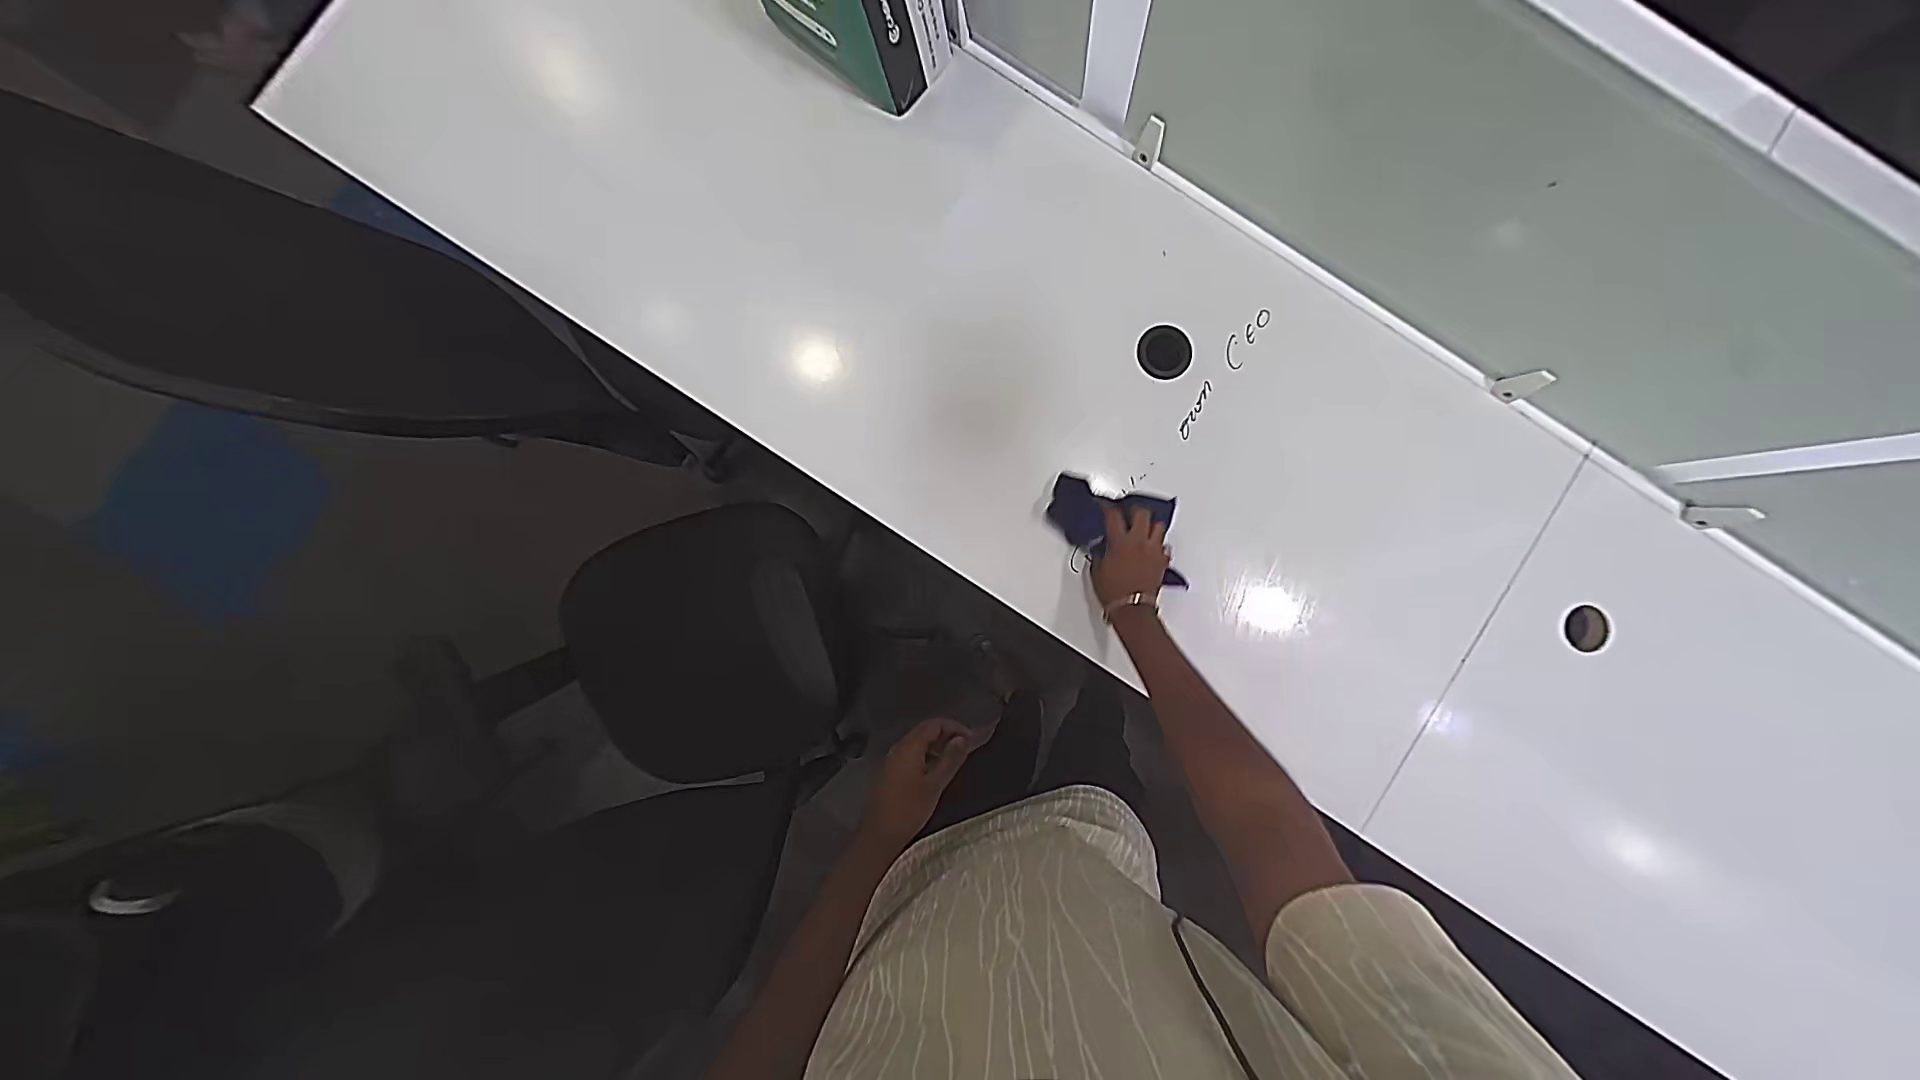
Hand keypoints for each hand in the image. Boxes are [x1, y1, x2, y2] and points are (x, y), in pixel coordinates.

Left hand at [857, 718, 977, 850]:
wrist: (878, 836)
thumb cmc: (909, 810)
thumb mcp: (935, 785)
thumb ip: (950, 759)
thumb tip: (962, 738)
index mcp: (909, 747)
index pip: (935, 724)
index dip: (955, 727)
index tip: (971, 740)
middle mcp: (898, 748)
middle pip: (925, 730)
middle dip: (947, 734)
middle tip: (966, 747)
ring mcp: (891, 759)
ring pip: (918, 743)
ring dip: (937, 746)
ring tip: (954, 759)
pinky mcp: (889, 772)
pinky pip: (911, 754)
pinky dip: (927, 755)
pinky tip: (935, 771)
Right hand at [1093, 504, 1169, 609]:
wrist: (1131, 608)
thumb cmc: (1114, 592)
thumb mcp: (1097, 570)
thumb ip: (1100, 553)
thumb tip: (1100, 548)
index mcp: (1120, 542)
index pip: (1113, 515)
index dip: (1108, 507)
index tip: (1106, 506)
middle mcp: (1139, 543)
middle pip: (1142, 513)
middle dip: (1134, 509)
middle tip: (1128, 511)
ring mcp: (1153, 551)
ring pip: (1158, 526)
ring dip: (1150, 524)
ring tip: (1144, 526)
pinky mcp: (1162, 561)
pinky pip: (1164, 546)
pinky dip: (1158, 544)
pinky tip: (1152, 547)